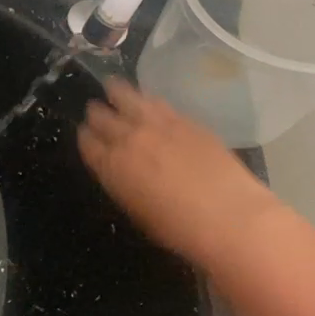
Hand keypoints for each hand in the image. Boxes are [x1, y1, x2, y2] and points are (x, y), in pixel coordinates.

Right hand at [77, 78, 285, 268]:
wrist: (229, 217)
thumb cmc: (178, 227)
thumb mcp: (135, 210)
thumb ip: (121, 182)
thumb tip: (120, 169)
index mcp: (110, 166)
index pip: (86, 141)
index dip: (85, 137)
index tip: (87, 136)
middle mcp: (127, 139)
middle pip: (101, 116)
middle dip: (96, 113)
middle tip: (97, 111)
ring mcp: (156, 125)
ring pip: (126, 97)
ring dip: (117, 93)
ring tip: (113, 88)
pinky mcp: (184, 120)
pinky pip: (157, 102)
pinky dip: (147, 99)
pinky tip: (148, 101)